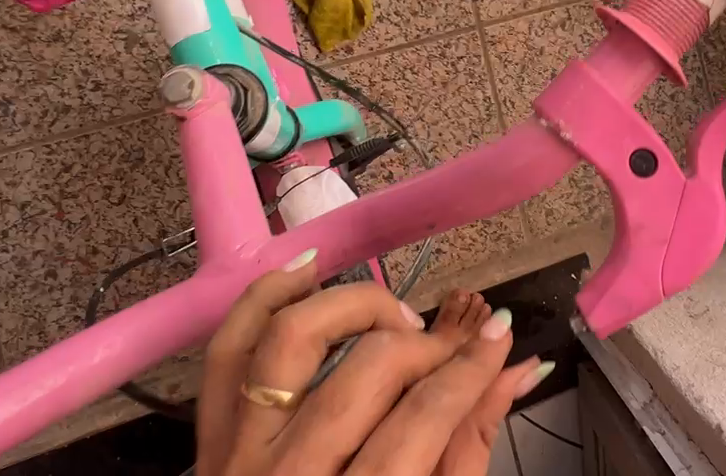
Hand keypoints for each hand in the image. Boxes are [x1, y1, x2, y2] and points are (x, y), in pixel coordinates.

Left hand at [195, 255, 553, 475]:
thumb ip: (469, 447)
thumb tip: (517, 369)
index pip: (424, 418)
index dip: (471, 367)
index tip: (501, 331)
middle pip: (368, 374)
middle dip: (425, 347)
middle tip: (451, 345)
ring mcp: (236, 458)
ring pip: (292, 339)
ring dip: (352, 307)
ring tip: (394, 317)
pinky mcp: (208, 442)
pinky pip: (226, 350)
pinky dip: (264, 297)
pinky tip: (310, 268)